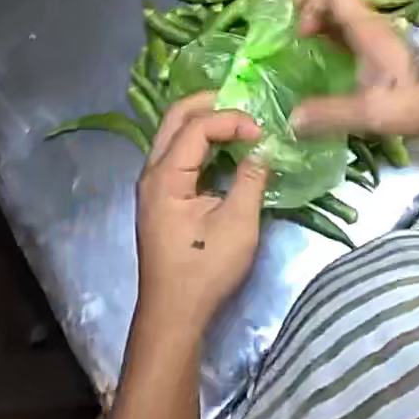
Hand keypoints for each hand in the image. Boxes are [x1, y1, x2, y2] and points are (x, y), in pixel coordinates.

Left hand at [131, 93, 268, 336]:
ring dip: (207, 119)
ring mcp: (154, 184)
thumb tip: (266, 147)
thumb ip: (251, 177)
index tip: (262, 134)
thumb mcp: (238, 222)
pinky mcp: (163, 195)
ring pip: (175, 132)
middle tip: (247, 103)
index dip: (232, 121)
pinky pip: (180, 151)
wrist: (174, 314)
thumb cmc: (205, 270)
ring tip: (242, 120)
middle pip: (176, 118)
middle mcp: (152, 174)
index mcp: (165, 179)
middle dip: (212, 103)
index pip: (197, 127)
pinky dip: (204, 139)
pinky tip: (229, 145)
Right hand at [291, 0, 418, 137]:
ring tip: (300, 45)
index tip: (302, 35)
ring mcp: (378, 35)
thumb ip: (328, 114)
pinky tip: (323, 57)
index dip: (310, 5)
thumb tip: (291, 120)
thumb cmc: (411, 101)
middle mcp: (372, 25)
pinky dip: (331, 35)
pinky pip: (349, 30)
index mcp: (367, 29)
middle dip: (308, 9)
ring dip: (319, 22)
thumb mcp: (367, 112)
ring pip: (342, 14)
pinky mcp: (381, 48)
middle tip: (289, 34)